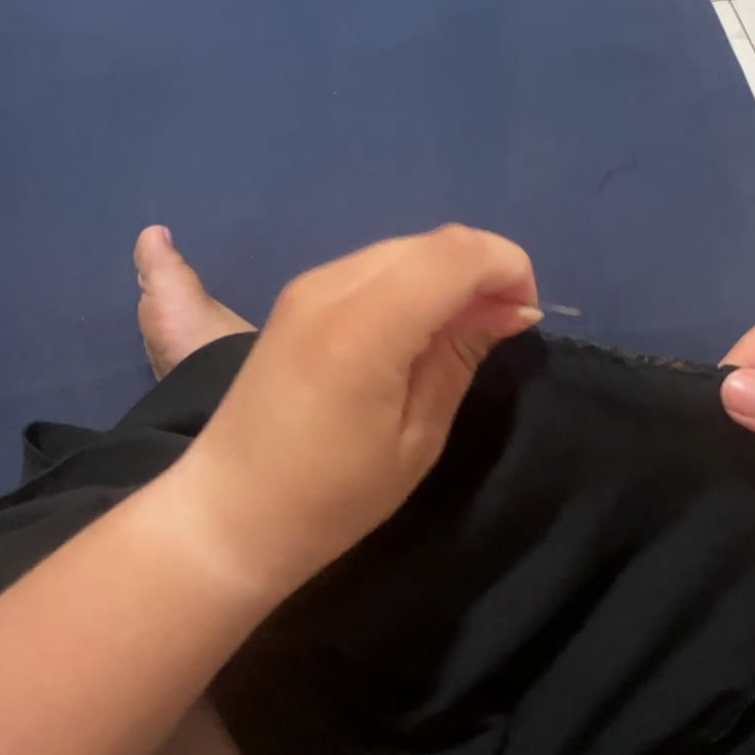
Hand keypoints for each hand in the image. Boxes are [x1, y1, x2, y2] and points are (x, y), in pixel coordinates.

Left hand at [166, 225, 540, 595]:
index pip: (456, 253)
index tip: (525, 316)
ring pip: (406, 248)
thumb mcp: (418, 435)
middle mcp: (332, 287)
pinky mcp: (299, 295)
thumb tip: (511, 307)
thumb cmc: (333, 496)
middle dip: (484, 269)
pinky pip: (376, 265)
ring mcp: (309, 285)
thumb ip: (461, 355)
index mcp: (364, 328)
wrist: (230, 511)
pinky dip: (416, 281)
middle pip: (434, 242)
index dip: (507, 268)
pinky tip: (422, 325)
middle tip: (503, 325)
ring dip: (449, 274)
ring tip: (465, 329)